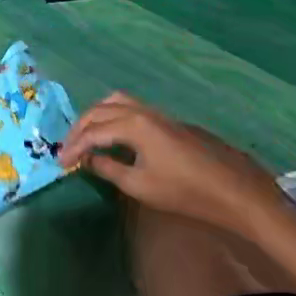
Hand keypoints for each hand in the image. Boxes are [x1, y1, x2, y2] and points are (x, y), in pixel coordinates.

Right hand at [58, 92, 294, 237]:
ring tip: (86, 135)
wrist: (235, 193)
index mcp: (132, 125)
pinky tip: (113, 136)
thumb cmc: (184, 191)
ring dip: (95, 116)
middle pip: (99, 111)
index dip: (73, 147)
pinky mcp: (167, 121)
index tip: (60, 163)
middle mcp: (142, 112)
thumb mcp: (139, 185)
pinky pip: (129, 108)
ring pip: (115, 102)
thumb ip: (107, 168)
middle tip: (68, 148)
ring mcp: (157, 114)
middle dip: (79, 128)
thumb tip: (86, 160)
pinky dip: (112, 116)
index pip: (92, 132)